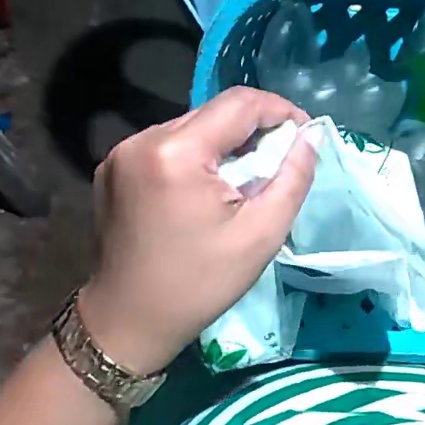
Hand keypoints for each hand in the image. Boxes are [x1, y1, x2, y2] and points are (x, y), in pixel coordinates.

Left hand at [78, 87, 314, 374]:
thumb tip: (312, 134)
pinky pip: (167, 144)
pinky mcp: (112, 167)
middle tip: (279, 161)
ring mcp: (121, 152)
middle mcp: (142, 139)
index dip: (280, 110)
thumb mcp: (261, 234)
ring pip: (191, 126)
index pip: (240, 103)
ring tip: (244, 179)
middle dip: (254, 129)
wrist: (128, 320)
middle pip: (213, 112)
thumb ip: (293, 176)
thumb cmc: (201, 283)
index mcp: (177, 152)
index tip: (304, 135)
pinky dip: (197, 156)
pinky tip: (207, 188)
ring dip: (224, 143)